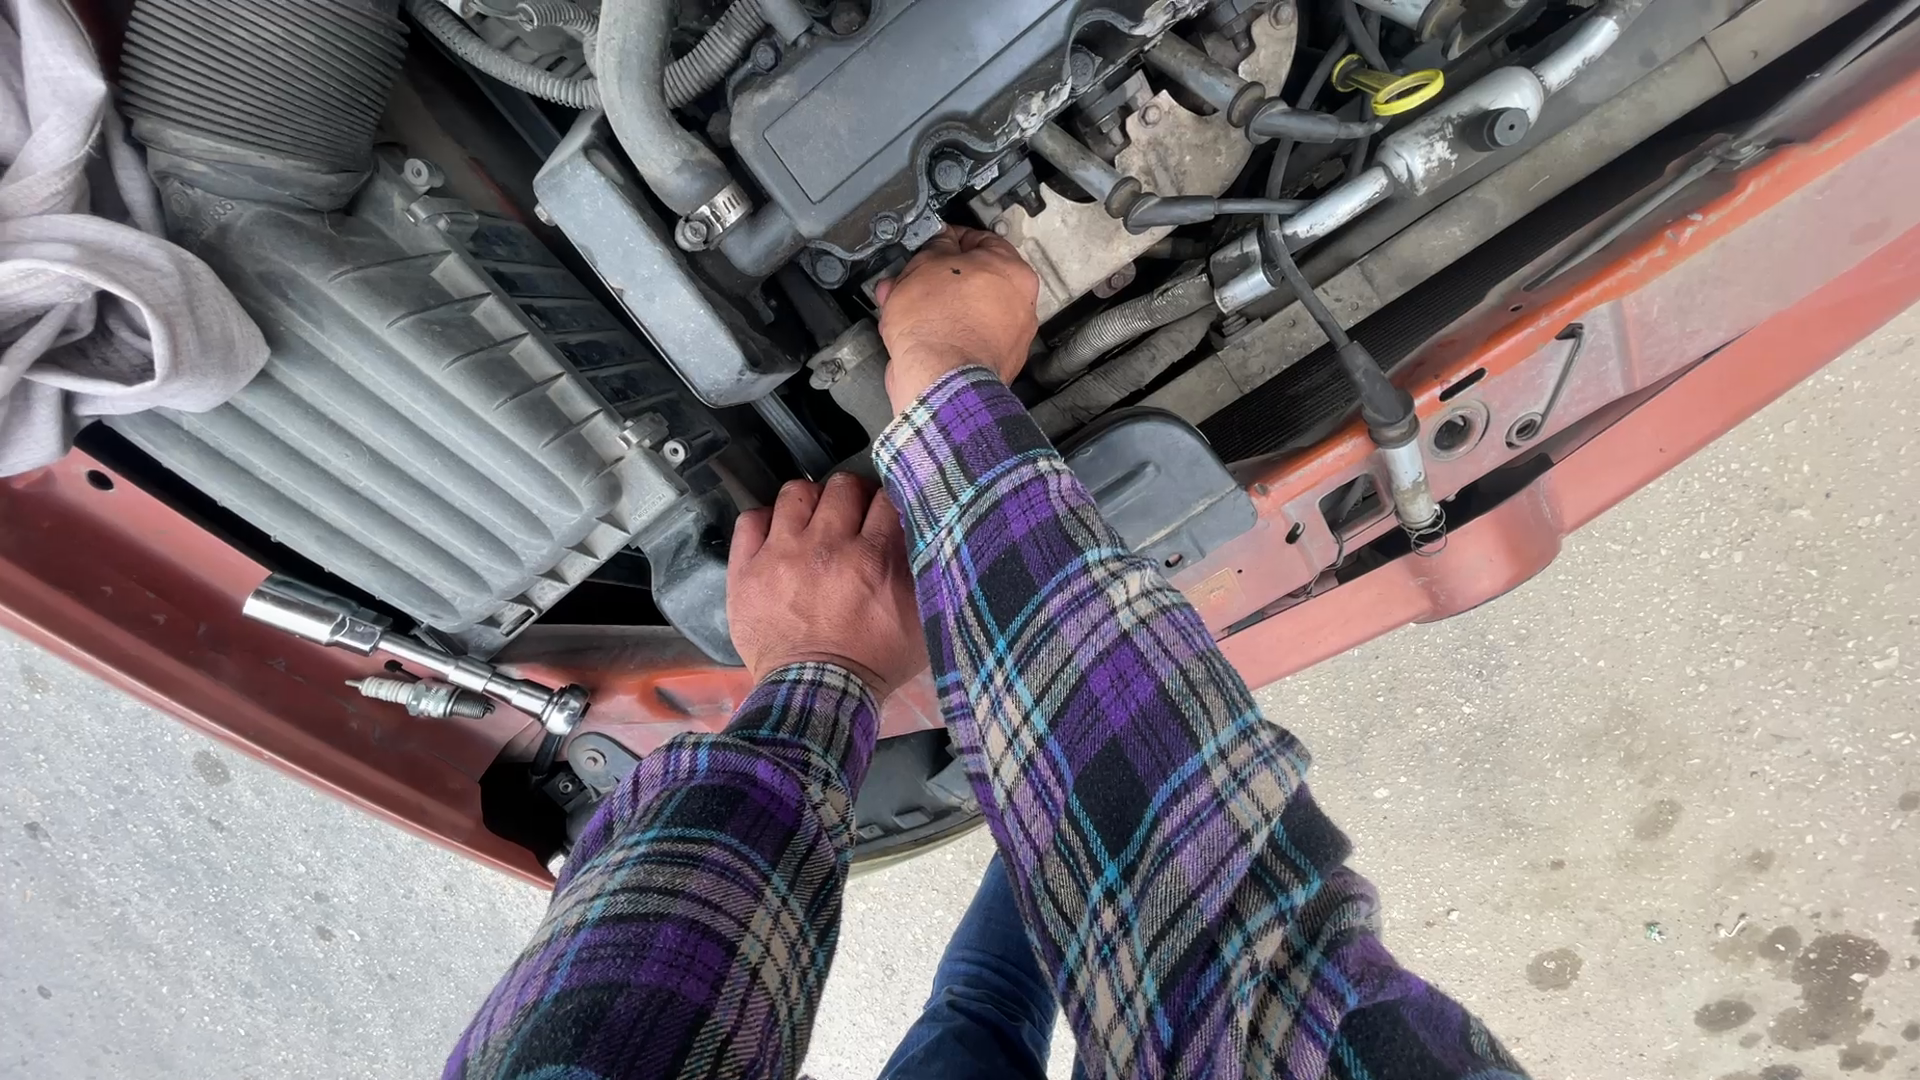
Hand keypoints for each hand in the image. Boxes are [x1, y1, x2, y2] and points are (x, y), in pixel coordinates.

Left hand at [727, 474, 925, 699]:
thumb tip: (928, 539)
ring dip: (809, 504)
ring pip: (796, 493)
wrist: (816, 695)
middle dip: (852, 498)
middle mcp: (828, 546)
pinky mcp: (746, 570)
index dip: (889, 502)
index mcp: (874, 557)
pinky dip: (766, 523)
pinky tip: (777, 539)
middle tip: (852, 519)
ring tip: (812, 525)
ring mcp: (781, 554)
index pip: (886, 498)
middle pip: (842, 486)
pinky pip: (751, 519)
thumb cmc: (874, 662)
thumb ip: (927, 576)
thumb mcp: (922, 623)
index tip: (886, 515)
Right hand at [874, 224, 1039, 412]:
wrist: (936, 382)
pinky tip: (911, 332)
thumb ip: (936, 246)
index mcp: (1014, 274)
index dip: (950, 238)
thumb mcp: (926, 264)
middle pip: (974, 280)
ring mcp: (1007, 342)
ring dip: (932, 306)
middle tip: (914, 276)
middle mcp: (1019, 309)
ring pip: (964, 312)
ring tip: (901, 304)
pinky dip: (939, 335)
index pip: (982, 241)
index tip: (933, 242)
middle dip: (937, 277)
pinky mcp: (988, 367)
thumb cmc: (938, 328)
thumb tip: (938, 243)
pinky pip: (960, 340)